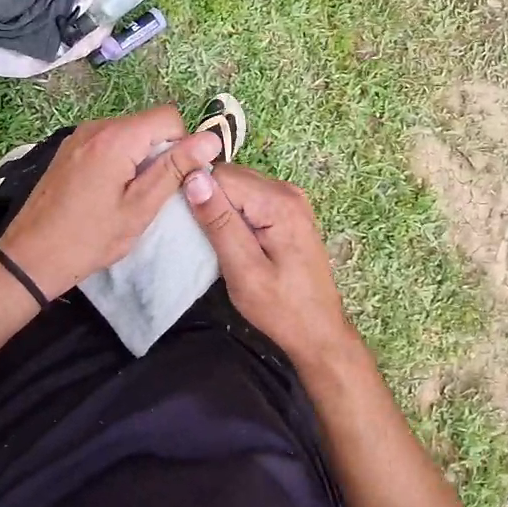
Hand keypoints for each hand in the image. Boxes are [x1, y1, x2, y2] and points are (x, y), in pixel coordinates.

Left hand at [0, 106, 221, 298]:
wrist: (31, 257)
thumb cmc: (90, 238)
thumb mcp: (139, 207)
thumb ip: (175, 169)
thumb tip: (211, 139)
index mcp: (116, 137)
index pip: (170, 117)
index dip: (182, 145)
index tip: (175, 180)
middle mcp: (97, 126)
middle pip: (148, 123)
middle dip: (160, 153)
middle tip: (151, 195)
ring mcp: (79, 136)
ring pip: (129, 133)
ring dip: (140, 158)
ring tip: (128, 197)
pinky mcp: (70, 148)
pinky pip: (108, 142)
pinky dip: (119, 160)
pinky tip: (108, 193)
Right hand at [182, 163, 357, 366]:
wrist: (318, 331)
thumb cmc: (280, 307)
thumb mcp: (243, 269)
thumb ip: (219, 222)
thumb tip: (194, 178)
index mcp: (278, 202)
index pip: (220, 175)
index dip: (197, 195)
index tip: (189, 225)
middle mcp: (287, 190)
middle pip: (230, 176)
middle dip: (210, 200)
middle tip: (201, 237)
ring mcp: (291, 199)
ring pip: (238, 185)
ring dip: (221, 207)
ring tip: (218, 242)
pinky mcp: (289, 210)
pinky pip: (251, 197)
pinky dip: (235, 212)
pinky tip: (233, 240)